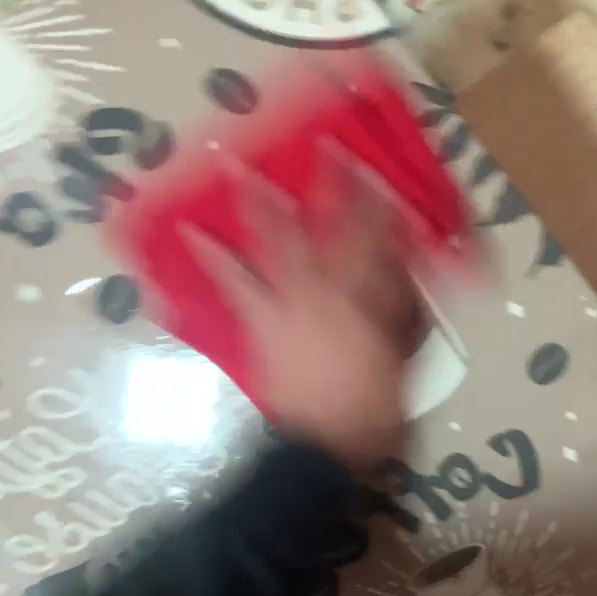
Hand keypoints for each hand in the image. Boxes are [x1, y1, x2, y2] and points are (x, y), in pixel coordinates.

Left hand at [185, 162, 421, 473]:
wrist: (320, 450)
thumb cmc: (373, 412)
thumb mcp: (402, 364)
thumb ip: (401, 317)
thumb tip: (402, 280)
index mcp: (369, 305)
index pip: (384, 246)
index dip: (385, 206)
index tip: (385, 170)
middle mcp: (329, 294)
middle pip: (333, 231)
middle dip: (331, 187)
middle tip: (323, 145)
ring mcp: (289, 306)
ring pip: (276, 246)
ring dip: (262, 206)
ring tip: (240, 168)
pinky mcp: (260, 323)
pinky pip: (234, 284)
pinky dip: (215, 257)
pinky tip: (194, 232)